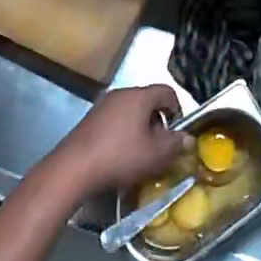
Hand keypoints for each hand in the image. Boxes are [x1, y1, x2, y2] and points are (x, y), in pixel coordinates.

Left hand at [47, 84, 191, 200]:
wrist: (73, 169)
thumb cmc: (120, 157)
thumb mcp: (156, 154)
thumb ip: (176, 144)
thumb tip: (188, 138)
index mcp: (139, 96)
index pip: (167, 91)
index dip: (177, 109)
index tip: (176, 131)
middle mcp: (120, 94)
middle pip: (147, 100)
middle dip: (158, 121)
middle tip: (159, 144)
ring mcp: (101, 105)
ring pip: (130, 111)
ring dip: (139, 127)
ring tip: (139, 152)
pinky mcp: (88, 119)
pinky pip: (114, 120)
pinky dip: (121, 132)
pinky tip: (118, 154)